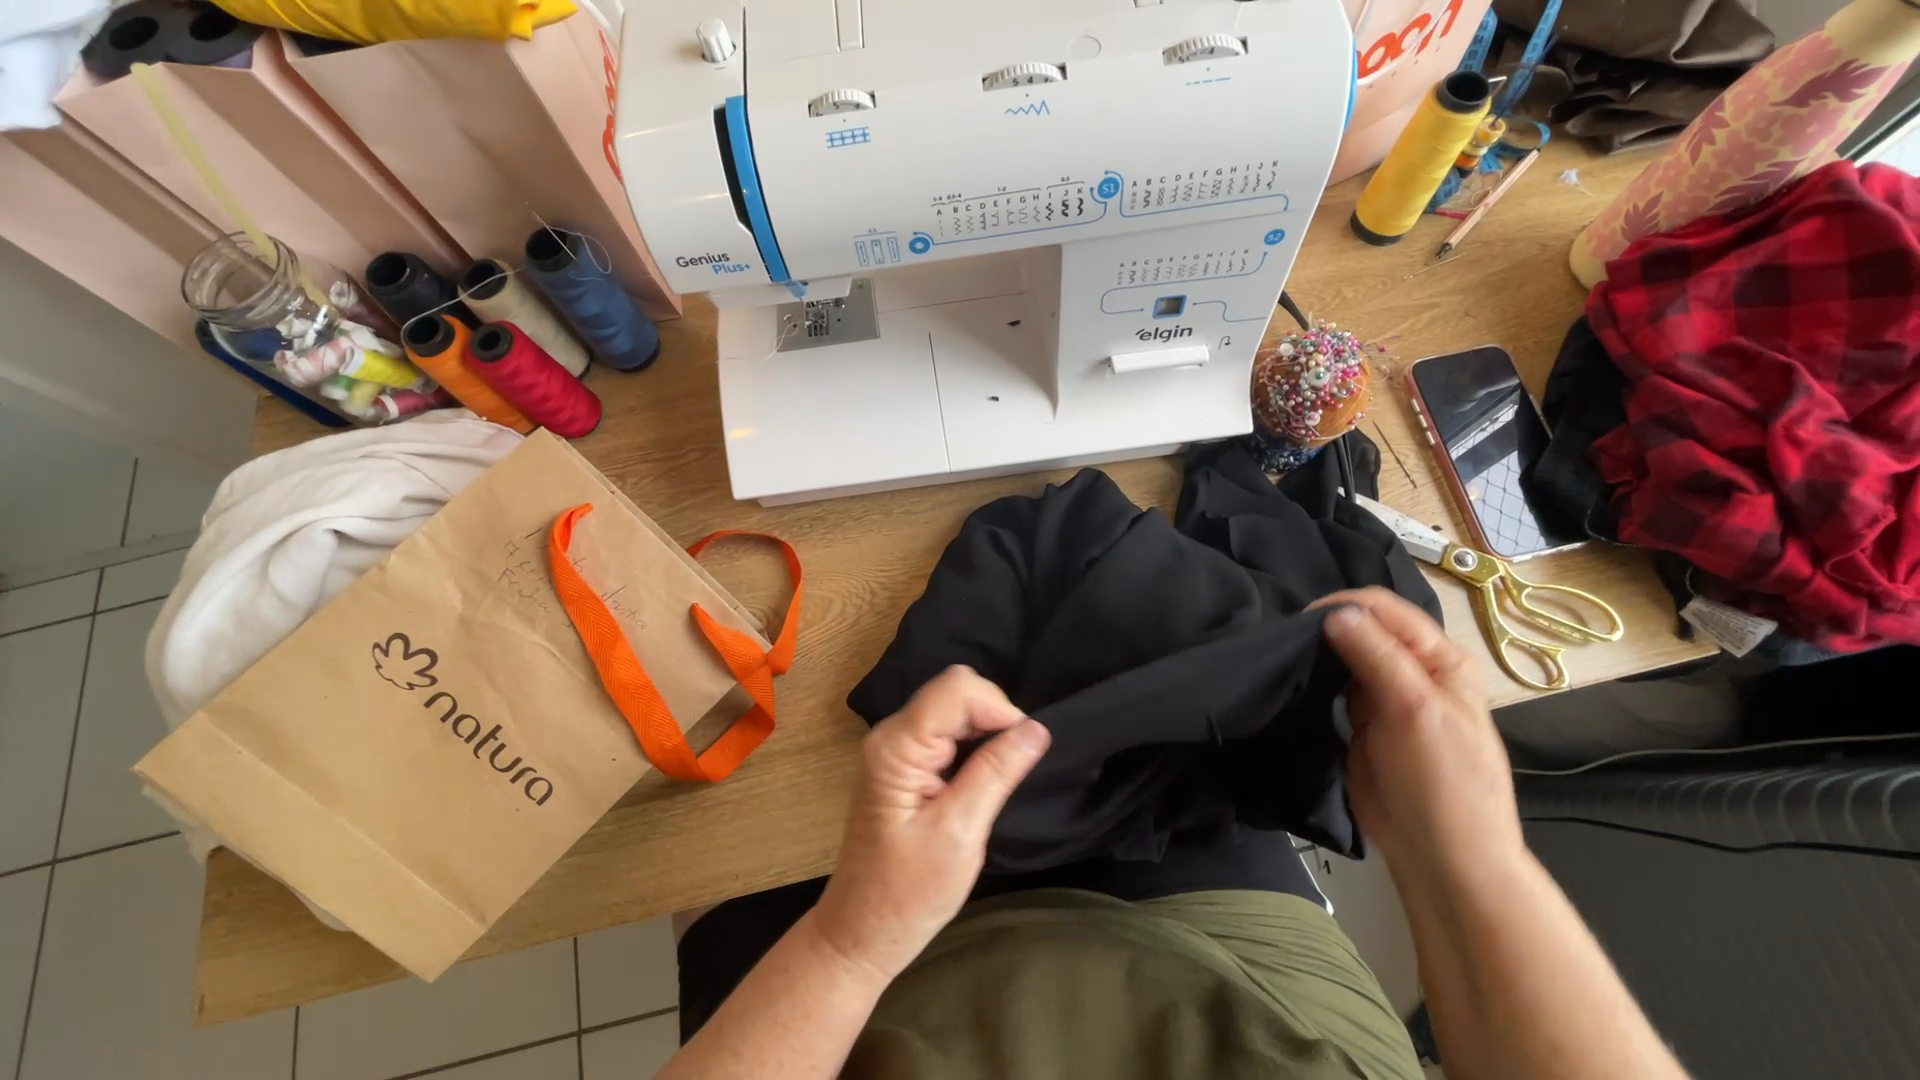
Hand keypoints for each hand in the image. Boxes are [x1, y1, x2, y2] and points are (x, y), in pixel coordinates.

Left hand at [812, 666, 1050, 980]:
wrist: (862, 932)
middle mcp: (891, 735)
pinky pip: (946, 732)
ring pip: (954, 709)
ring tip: (999, 778)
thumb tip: (1037, 728)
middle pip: (956, 692)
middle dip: (994, 718)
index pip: (958, 688)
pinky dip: (973, 745)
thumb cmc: (909, 892)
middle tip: (1011, 770)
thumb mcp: (961, 833)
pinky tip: (982, 779)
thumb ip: (996, 772)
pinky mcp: (904, 765)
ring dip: (985, 733)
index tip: (1022, 754)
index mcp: (897, 746)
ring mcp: (895, 749)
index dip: (999, 709)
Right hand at [1310, 588, 1525, 884]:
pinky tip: (1295, 682)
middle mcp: (1415, 669)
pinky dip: (1317, 680)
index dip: (1343, 607)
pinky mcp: (1364, 720)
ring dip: (1319, 654)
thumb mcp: (1414, 710)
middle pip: (1364, 628)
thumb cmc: (1441, 781)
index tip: (1299, 623)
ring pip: (1346, 656)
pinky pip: (1336, 686)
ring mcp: (1388, 696)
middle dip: (1327, 628)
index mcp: (1441, 658)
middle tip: (1287, 643)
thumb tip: (1333, 612)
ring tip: (1286, 660)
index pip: (1385, 610)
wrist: (1440, 854)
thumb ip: (1376, 656)